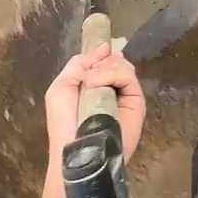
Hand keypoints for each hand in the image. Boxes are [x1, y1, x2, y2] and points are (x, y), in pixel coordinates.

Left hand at [42, 43, 145, 161]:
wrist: (75, 150)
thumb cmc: (63, 121)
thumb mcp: (61, 87)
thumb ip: (79, 63)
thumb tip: (105, 47)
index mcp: (94, 84)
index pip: (104, 59)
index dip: (100, 54)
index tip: (96, 54)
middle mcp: (111, 87)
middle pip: (115, 59)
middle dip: (103, 60)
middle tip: (90, 74)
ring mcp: (125, 95)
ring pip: (124, 65)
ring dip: (106, 68)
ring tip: (92, 82)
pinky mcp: (136, 102)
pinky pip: (130, 78)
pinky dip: (115, 74)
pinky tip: (100, 84)